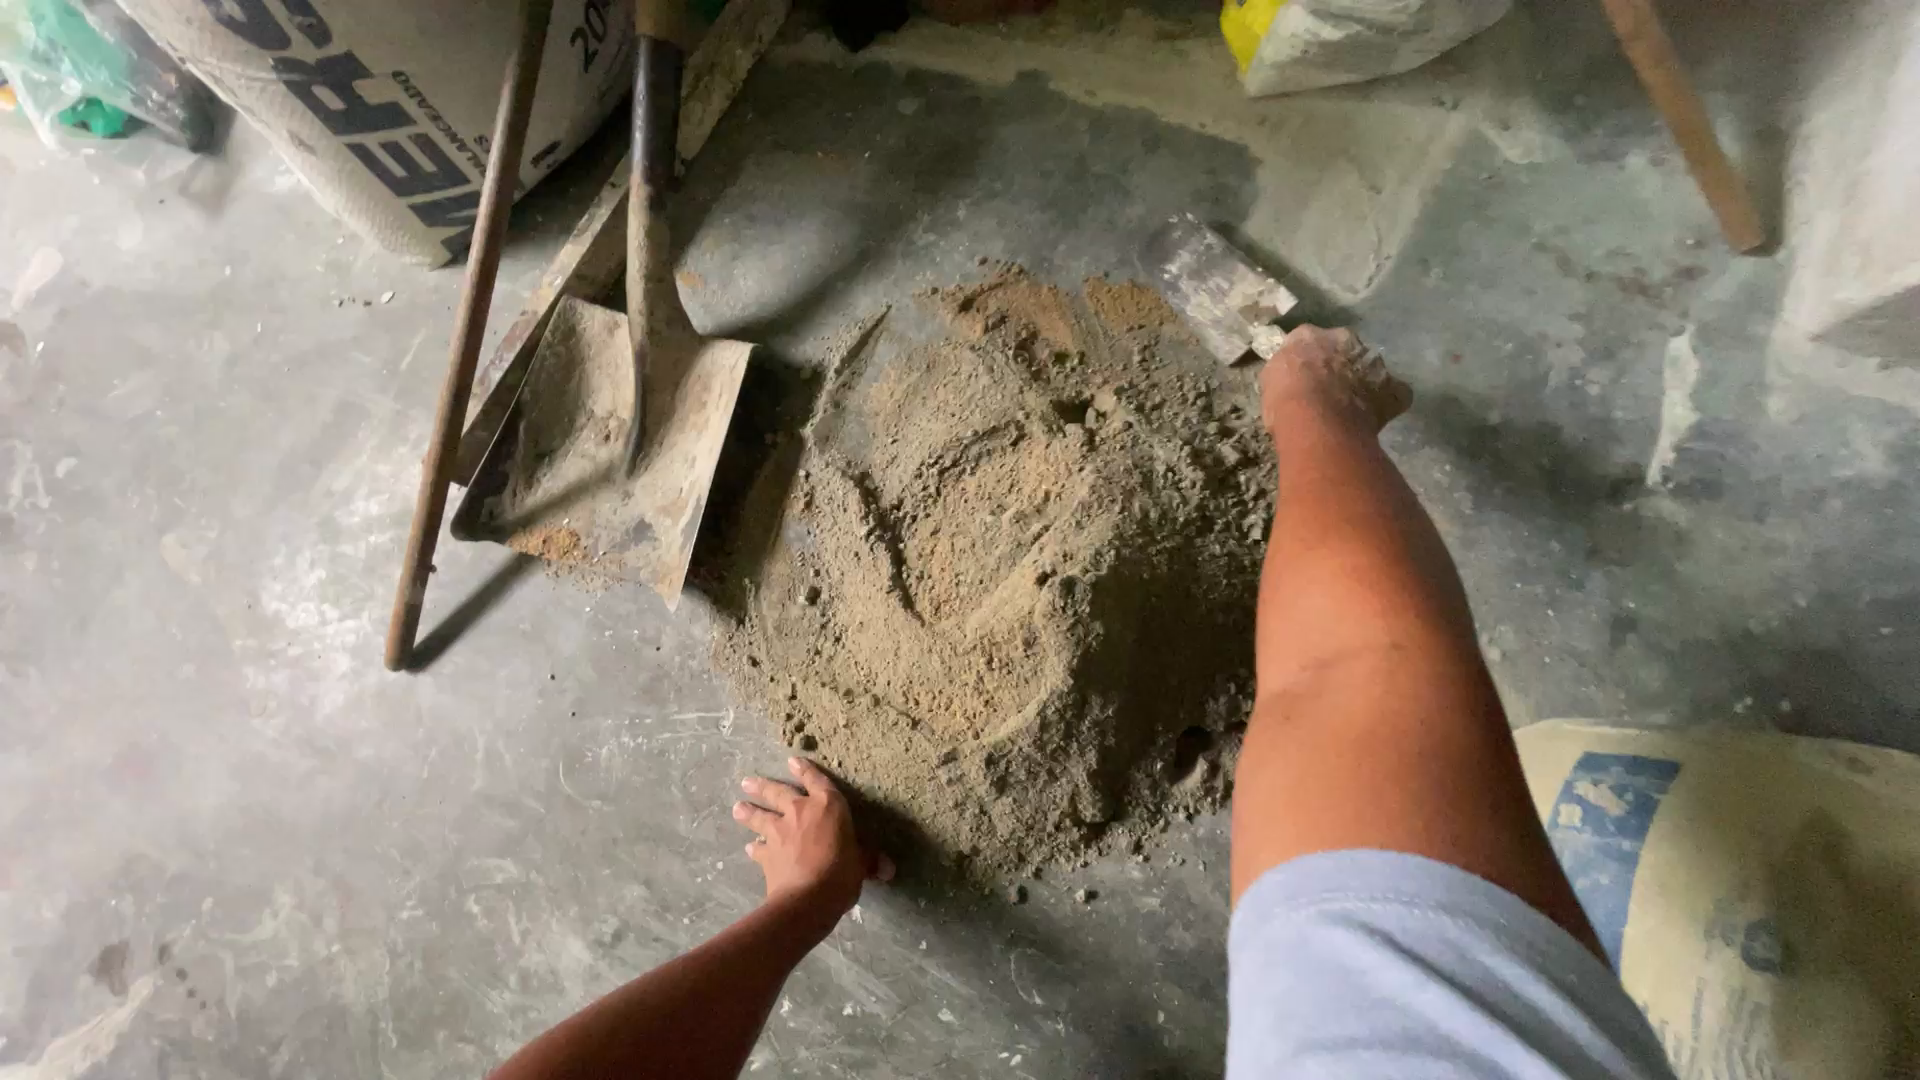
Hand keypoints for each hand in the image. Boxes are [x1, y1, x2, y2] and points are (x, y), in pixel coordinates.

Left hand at [733, 758, 893, 914]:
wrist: (808, 898)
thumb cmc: (842, 872)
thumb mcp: (862, 864)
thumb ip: (870, 861)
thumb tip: (889, 870)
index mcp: (828, 806)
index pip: (816, 780)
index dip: (805, 770)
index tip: (792, 761)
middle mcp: (800, 812)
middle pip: (778, 793)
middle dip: (763, 787)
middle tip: (747, 781)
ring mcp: (780, 832)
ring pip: (761, 816)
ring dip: (749, 811)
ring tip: (737, 807)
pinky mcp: (767, 854)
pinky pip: (759, 848)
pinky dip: (755, 847)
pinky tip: (750, 848)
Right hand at [1259, 325, 1411, 435]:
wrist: (1315, 420)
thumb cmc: (1283, 400)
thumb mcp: (1270, 380)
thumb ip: (1284, 370)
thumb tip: (1291, 375)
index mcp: (1310, 335)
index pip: (1308, 341)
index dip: (1306, 360)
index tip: (1301, 377)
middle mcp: (1346, 339)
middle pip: (1345, 350)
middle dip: (1339, 365)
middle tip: (1328, 391)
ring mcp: (1374, 362)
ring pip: (1371, 369)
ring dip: (1363, 382)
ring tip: (1350, 408)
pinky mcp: (1394, 389)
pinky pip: (1394, 394)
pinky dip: (1385, 403)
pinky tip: (1372, 416)